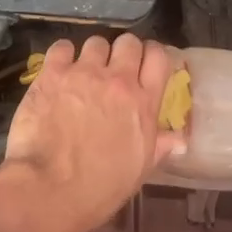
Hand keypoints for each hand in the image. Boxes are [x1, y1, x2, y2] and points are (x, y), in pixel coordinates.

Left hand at [0, 34, 182, 231]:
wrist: (50, 189)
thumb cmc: (100, 188)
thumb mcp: (139, 170)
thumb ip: (160, 146)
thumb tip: (180, 140)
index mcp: (143, 103)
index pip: (158, 58)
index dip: (152, 55)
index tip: (144, 64)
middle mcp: (118, 80)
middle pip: (128, 43)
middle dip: (123, 51)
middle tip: (113, 68)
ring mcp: (84, 73)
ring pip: (96, 42)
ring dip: (93, 55)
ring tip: (84, 72)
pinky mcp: (53, 73)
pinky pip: (62, 47)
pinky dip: (63, 55)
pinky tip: (59, 70)